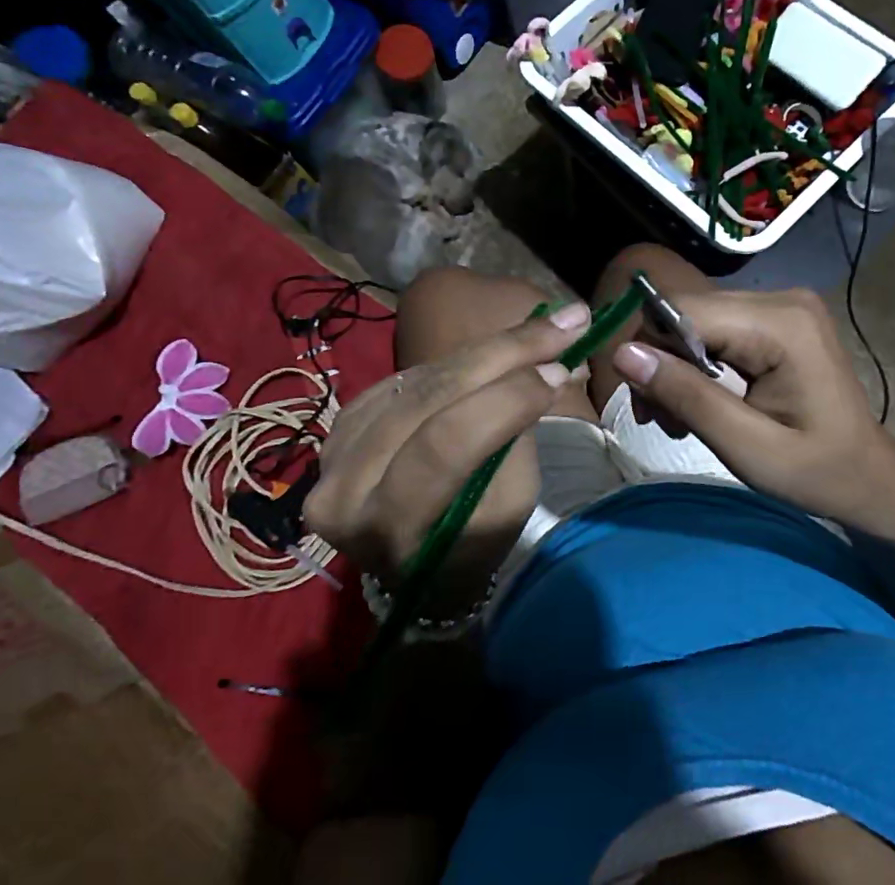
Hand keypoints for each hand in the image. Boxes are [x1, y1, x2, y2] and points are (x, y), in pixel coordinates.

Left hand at [304, 303, 590, 587]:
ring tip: (538, 333)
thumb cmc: (474, 551)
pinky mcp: (340, 425)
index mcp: (386, 528)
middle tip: (563, 322)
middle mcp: (341, 488)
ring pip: (418, 379)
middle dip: (503, 354)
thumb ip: (514, 442)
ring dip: (484, 352)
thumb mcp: (507, 510)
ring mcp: (332, 452)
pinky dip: (456, 363)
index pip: (444, 446)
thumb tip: (542, 369)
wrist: (420, 571)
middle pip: (426, 398)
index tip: (563, 367)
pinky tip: (492, 356)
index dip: (505, 399)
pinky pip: (406, 378)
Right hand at [611, 289, 894, 527]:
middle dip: (662, 365)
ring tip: (678, 420)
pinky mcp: (776, 319)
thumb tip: (623, 354)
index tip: (647, 404)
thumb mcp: (746, 447)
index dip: (650, 349)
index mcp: (782, 324)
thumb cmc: (816, 472)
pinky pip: (715, 330)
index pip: (683, 310)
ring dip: (676, 369)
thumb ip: (686, 396)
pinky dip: (696, 365)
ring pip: (695, 321)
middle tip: (661, 420)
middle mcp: (781, 299)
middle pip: (687, 312)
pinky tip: (699, 401)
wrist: (868, 476)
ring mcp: (781, 305)